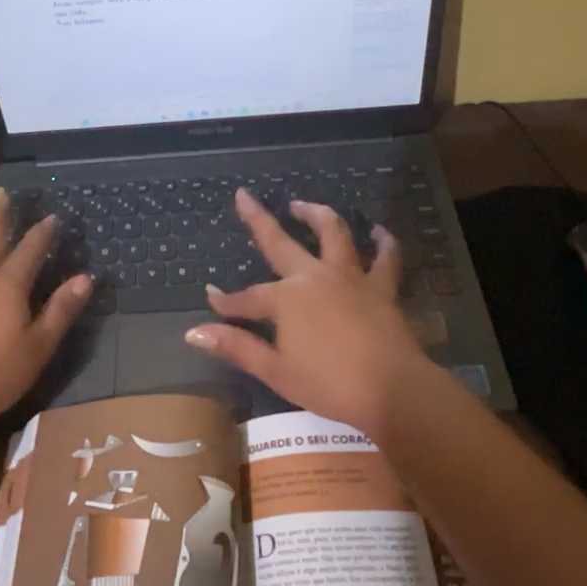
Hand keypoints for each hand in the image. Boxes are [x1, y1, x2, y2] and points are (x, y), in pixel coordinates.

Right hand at [184, 189, 437, 435]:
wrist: (392, 388)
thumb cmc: (329, 384)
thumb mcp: (276, 370)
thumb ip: (237, 347)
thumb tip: (194, 332)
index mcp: (286, 298)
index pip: (248, 298)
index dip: (228, 302)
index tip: (212, 300)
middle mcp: (315, 277)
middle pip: (281, 243)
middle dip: (259, 220)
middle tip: (244, 197)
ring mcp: (351, 278)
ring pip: (333, 233)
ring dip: (316, 214)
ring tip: (303, 205)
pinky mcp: (381, 288)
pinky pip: (385, 258)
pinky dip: (382, 242)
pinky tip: (378, 231)